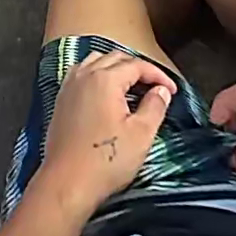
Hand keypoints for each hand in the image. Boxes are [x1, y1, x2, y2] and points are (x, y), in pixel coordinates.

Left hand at [35, 51, 175, 216]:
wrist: (68, 178)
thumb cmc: (107, 159)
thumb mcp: (140, 135)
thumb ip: (154, 107)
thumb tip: (162, 90)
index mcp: (105, 79)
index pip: (135, 65)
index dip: (157, 74)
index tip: (173, 90)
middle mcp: (84, 73)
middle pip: (115, 57)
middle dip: (138, 67)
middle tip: (156, 86)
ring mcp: (70, 82)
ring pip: (97, 60)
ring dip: (117, 67)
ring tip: (134, 85)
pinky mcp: (62, 94)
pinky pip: (83, 70)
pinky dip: (99, 72)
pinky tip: (107, 90)